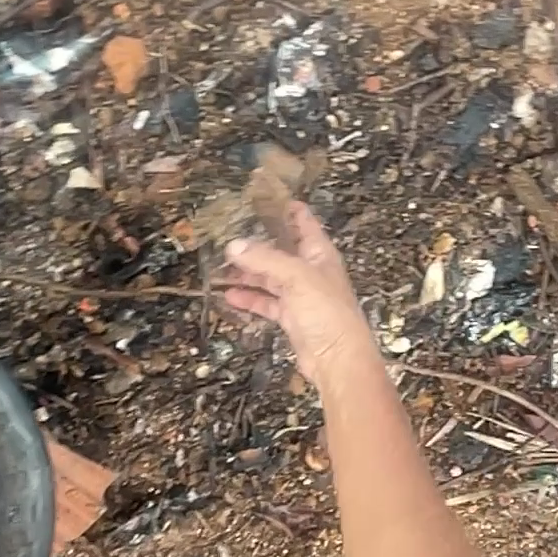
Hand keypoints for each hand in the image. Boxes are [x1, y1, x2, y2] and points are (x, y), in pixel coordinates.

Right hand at [221, 201, 379, 387]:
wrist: (338, 359)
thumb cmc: (327, 313)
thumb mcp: (296, 278)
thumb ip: (264, 260)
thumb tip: (232, 246)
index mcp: (319, 254)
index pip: (303, 223)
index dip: (286, 209)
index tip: (263, 197)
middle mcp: (310, 271)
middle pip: (280, 251)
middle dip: (255, 244)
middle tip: (227, 235)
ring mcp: (300, 295)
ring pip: (269, 278)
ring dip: (247, 273)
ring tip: (219, 268)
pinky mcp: (291, 318)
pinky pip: (266, 303)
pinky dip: (249, 299)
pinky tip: (229, 295)